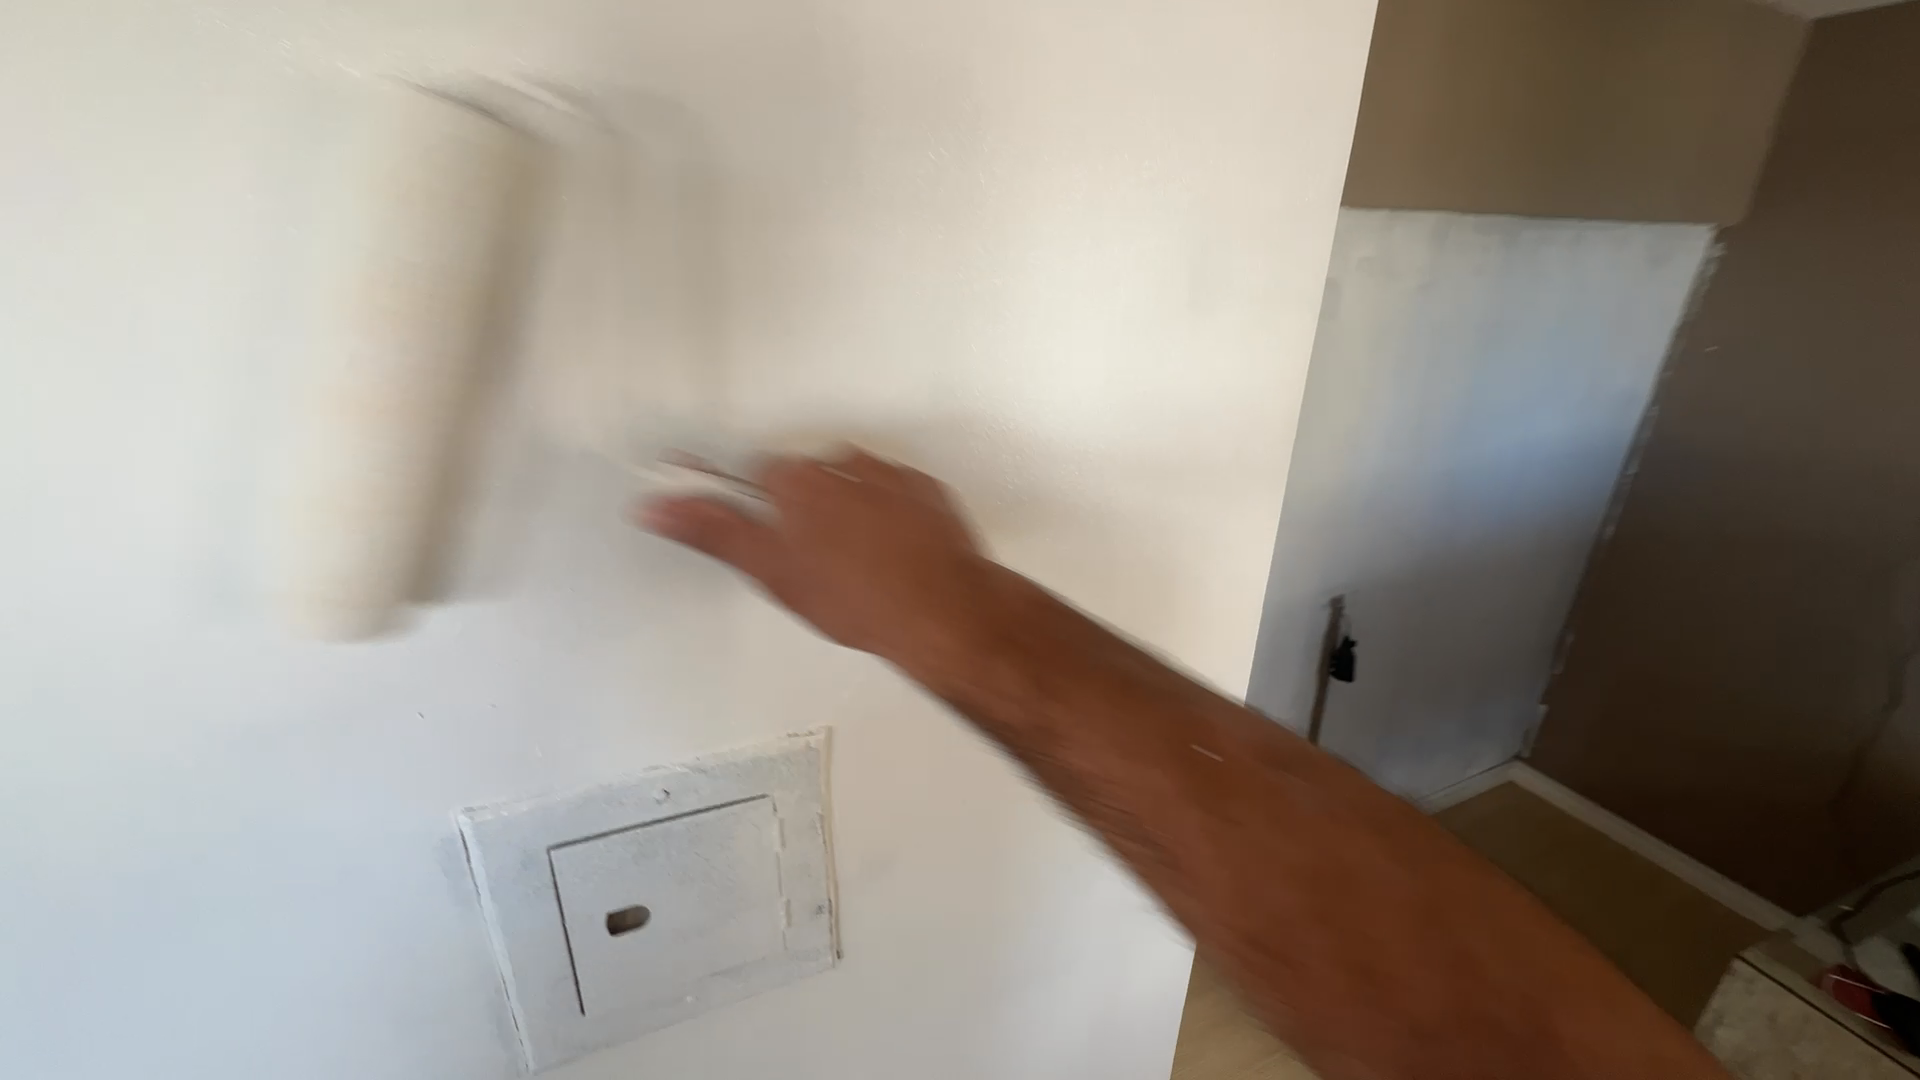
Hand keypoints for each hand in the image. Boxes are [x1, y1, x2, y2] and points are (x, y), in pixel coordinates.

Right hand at [634, 448, 999, 673]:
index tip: (759, 527)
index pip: (755, 473)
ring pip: (854, 488)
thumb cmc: (856, 596)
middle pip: (808, 480)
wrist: (941, 610)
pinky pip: (897, 498)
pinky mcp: (928, 492)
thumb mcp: (772, 571)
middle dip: (806, 513)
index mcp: (798, 479)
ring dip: (850, 515)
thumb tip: (657, 504)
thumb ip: (714, 530)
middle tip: (815, 564)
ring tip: (860, 566)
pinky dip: (892, 519)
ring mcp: (893, 476)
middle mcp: (845, 464)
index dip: (755, 504)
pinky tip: (894, 557)